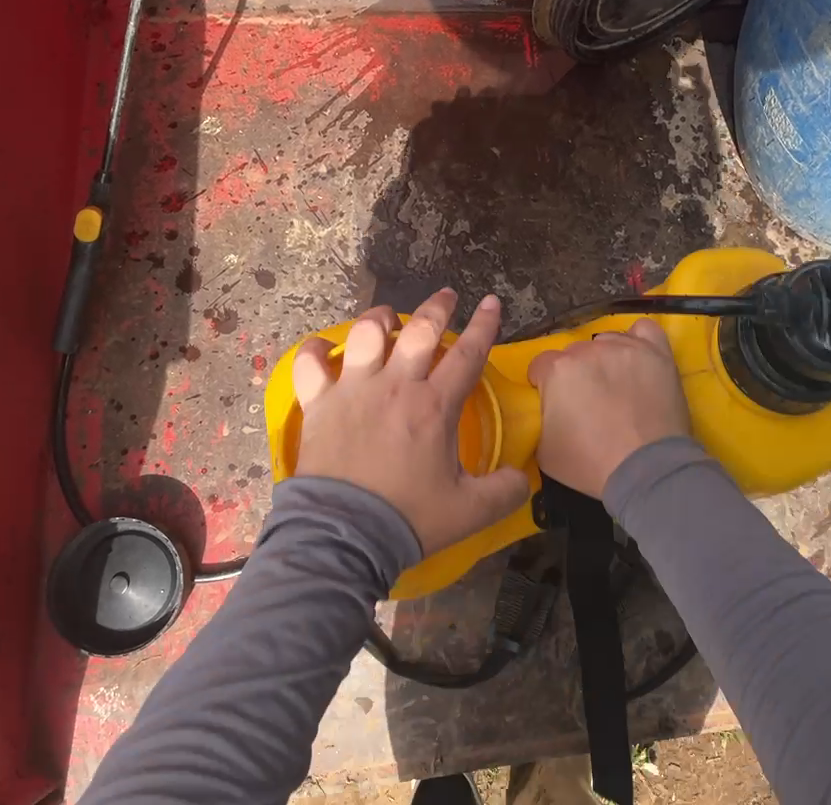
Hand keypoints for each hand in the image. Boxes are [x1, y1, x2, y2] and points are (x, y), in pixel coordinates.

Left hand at [290, 289, 530, 554]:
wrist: (343, 534)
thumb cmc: (409, 517)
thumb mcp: (471, 511)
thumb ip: (505, 490)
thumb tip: (521, 477)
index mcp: (435, 406)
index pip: (468, 354)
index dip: (485, 325)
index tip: (491, 302)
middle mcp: (396, 386)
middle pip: (420, 330)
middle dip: (438, 307)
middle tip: (447, 296)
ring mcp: (353, 390)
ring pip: (366, 333)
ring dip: (380, 319)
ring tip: (388, 318)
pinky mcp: (318, 404)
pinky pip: (310, 363)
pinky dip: (315, 350)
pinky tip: (322, 350)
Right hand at [528, 319, 691, 497]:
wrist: (648, 469)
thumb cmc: (591, 464)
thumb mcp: (544, 451)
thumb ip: (539, 418)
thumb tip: (546, 408)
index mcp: (558, 370)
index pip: (540, 366)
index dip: (544, 386)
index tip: (555, 406)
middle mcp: (589, 350)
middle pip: (573, 354)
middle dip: (576, 375)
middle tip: (588, 403)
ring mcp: (626, 347)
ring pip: (606, 341)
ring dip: (605, 359)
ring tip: (617, 385)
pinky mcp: (657, 352)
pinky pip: (643, 330)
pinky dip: (637, 341)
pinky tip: (637, 359)